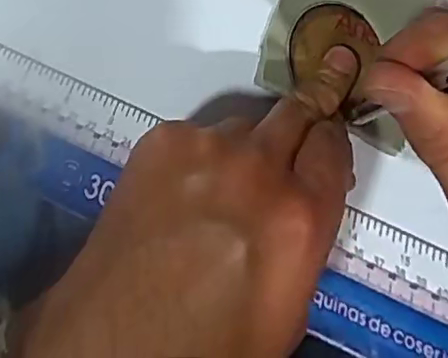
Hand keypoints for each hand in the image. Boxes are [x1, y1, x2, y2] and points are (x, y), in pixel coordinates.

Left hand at [18, 46, 359, 357]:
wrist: (115, 345)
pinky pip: (197, 133)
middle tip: (286, 145)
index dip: (327, 145)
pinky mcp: (164, 139)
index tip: (322, 144)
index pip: (332, 143)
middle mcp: (258, 170)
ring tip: (218, 191)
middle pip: (295, 112)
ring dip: (242, 148)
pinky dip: (196, 155)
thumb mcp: (288, 305)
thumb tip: (310, 192)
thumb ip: (307, 232)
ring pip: (243, 125)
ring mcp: (208, 147)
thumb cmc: (209, 346)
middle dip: (296, 128)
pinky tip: (181, 193)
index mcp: (300, 217)